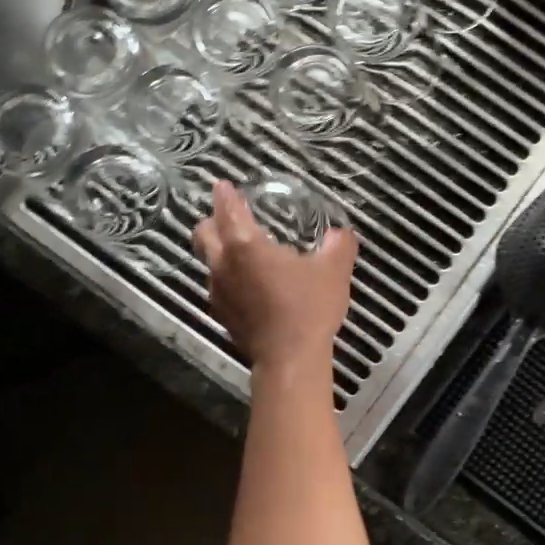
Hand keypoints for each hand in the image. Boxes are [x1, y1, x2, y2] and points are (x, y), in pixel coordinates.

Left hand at [193, 181, 356, 371]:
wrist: (290, 358)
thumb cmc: (309, 308)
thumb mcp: (334, 272)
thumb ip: (338, 246)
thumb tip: (340, 233)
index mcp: (246, 245)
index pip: (227, 210)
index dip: (225, 195)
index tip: (223, 186)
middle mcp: (224, 264)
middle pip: (204, 233)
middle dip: (212, 221)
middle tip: (228, 218)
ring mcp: (219, 291)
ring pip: (209, 262)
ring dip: (220, 252)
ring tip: (242, 254)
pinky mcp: (223, 314)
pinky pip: (219, 286)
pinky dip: (229, 279)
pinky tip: (250, 287)